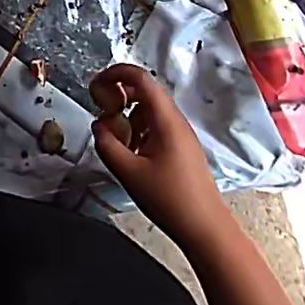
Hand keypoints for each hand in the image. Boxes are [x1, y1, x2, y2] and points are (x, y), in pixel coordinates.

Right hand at [90, 63, 228, 245]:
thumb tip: (98, 125)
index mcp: (165, 119)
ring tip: (118, 141)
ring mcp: (180, 134)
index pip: (140, 77)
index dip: (115, 73)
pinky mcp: (181, 148)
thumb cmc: (170, 200)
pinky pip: (155, 126)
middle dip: (118, 96)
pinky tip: (133, 154)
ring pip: (148, 110)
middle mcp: (175, 120)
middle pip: (143, 91)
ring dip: (128, 116)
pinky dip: (138, 130)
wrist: (207, 231)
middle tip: (102, 112)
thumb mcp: (129, 172)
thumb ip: (107, 144)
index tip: (96, 85)